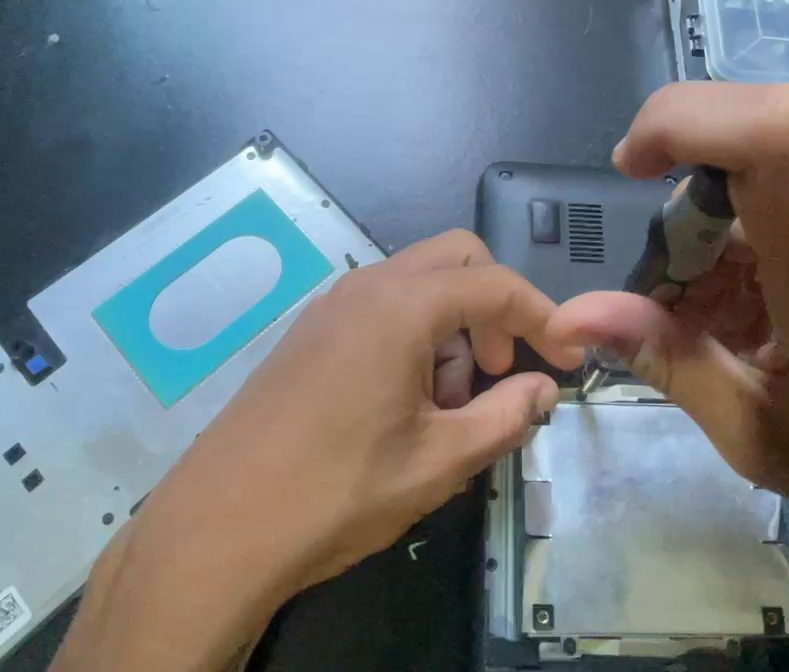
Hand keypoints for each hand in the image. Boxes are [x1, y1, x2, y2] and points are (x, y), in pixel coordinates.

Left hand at [55, 230, 582, 671]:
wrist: (218, 528)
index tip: (570, 357)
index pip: (495, 284)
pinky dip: (414, 334)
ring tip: (447, 405)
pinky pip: (382, 306)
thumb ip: (506, 416)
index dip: (543, 315)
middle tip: (500, 373)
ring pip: (418, 283)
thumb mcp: (440, 462)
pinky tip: (403, 402)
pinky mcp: (311, 331)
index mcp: (402, 305)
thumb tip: (545, 389)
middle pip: (456, 260)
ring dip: (452, 325)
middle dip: (494, 307)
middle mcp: (367, 286)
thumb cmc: (338, 491)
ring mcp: (332, 305)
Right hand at [550, 84, 788, 667]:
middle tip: (679, 321)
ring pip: (773, 197)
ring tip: (741, 343)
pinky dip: (769, 256)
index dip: (687, 117)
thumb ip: (668, 360)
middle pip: (745, 173)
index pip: (776, 133)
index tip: (634, 165)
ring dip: (727, 255)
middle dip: (685, 234)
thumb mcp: (768, 442)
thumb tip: (572, 318)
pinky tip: (785, 328)